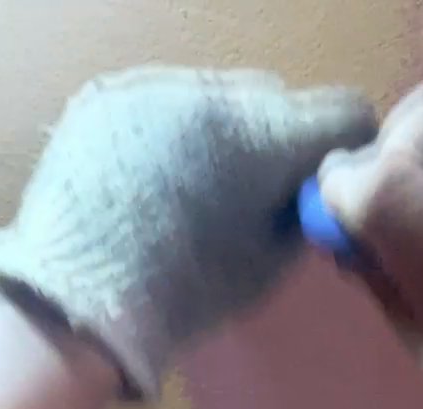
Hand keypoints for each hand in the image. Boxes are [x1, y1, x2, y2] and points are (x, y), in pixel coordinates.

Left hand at [0, 67, 375, 401]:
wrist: (79, 306)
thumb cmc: (184, 298)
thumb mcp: (263, 269)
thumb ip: (297, 216)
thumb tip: (303, 187)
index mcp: (265, 139)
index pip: (343, 112)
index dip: (338, 149)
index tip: (315, 180)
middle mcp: (215, 94)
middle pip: (273, 100)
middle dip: (270, 141)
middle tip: (244, 195)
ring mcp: (155, 88)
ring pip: (214, 97)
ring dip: (216, 134)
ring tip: (184, 192)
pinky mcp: (107, 96)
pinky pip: (159, 104)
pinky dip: (166, 134)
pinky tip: (144, 182)